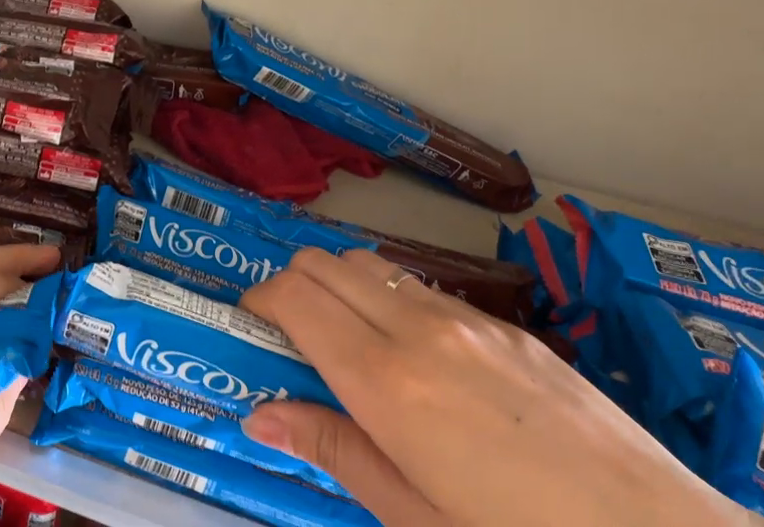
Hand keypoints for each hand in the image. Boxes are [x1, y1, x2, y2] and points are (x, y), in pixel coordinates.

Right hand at [237, 248, 749, 526]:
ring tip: (351, 346)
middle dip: (291, 287)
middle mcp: (418, 329)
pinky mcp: (509, 328)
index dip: (258, 304)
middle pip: (322, 262)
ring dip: (340, 288)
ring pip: (370, 265)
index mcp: (384, 380)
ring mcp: (468, 320)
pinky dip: (392, 301)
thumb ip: (333, 449)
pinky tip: (421, 362)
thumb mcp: (414, 516)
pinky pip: (423, 288)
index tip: (254, 335)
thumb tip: (258, 414)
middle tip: (293, 341)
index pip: (291, 296)